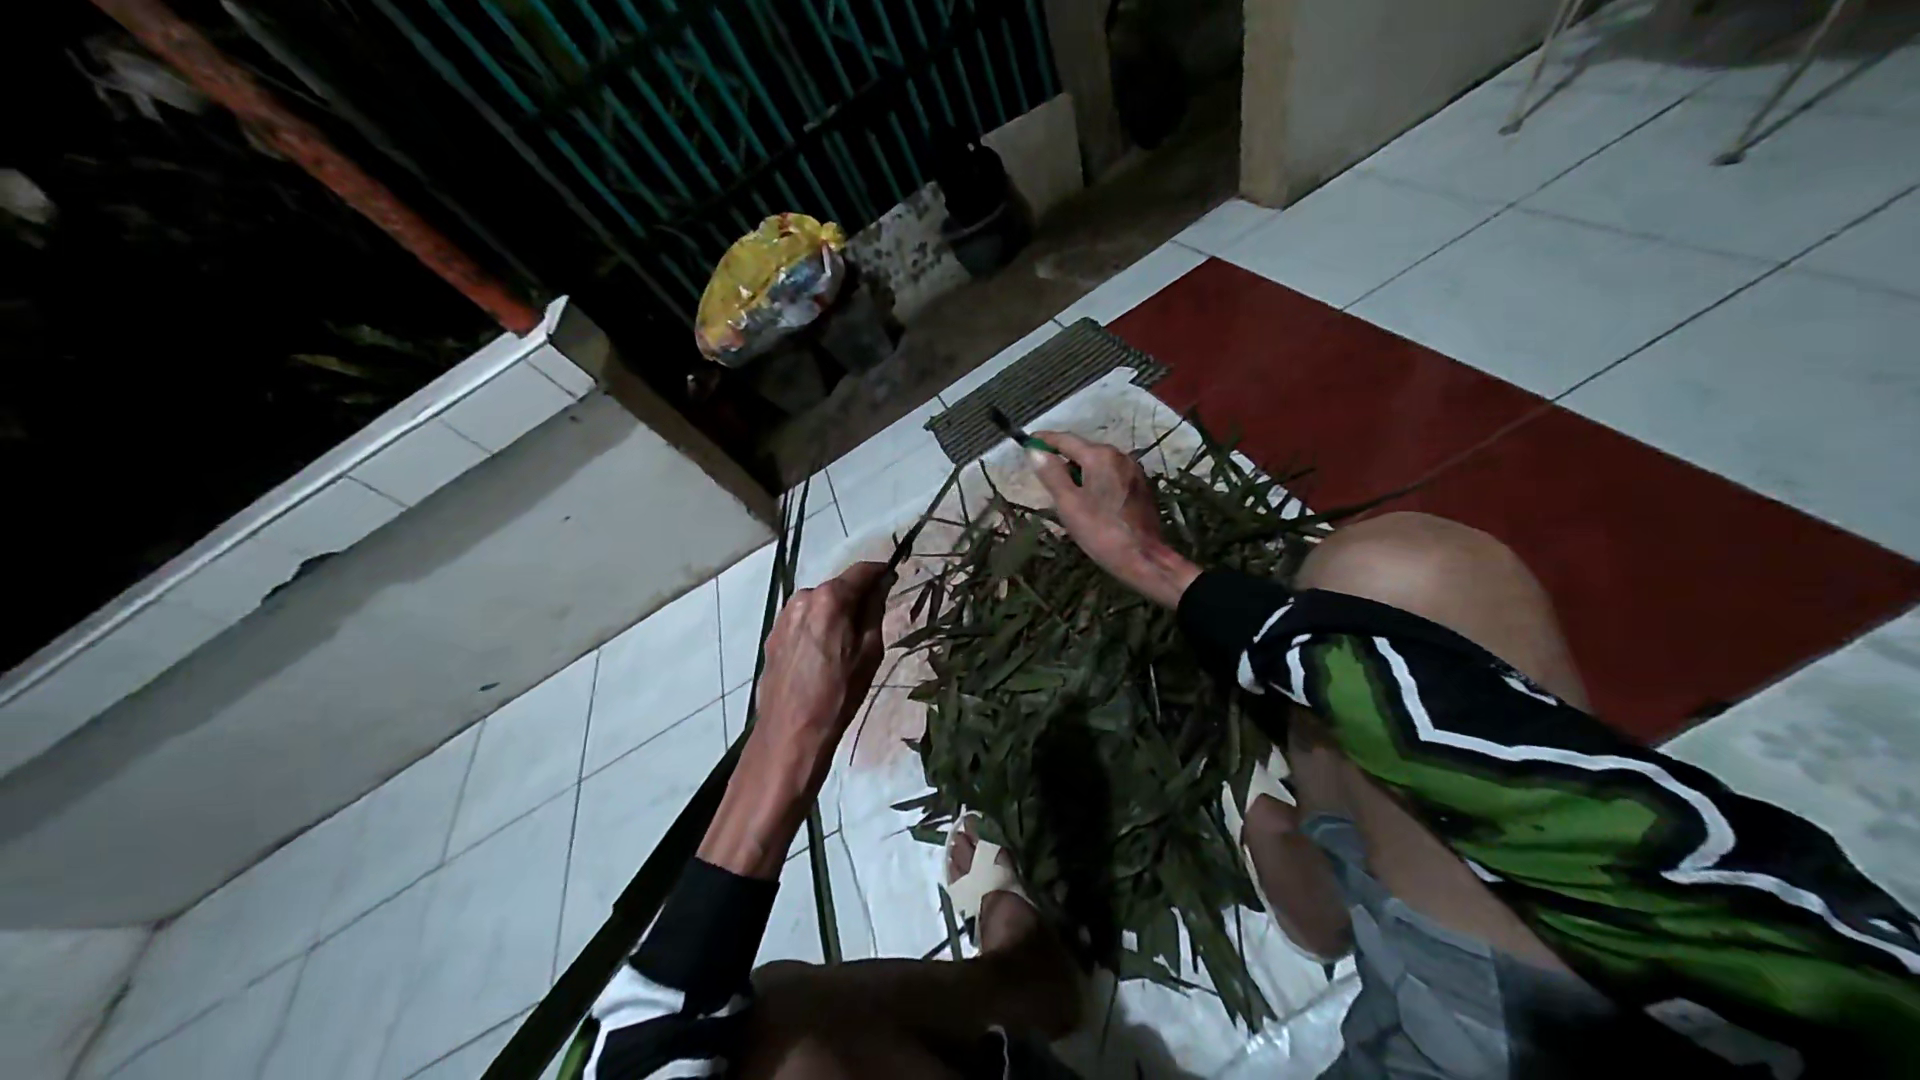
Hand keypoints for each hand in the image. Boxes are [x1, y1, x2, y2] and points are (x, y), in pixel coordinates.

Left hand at [699, 560, 888, 879]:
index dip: (881, 572)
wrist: (790, 733)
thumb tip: (881, 584)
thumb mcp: (870, 652)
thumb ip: (874, 611)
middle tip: (874, 622)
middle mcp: (802, 598)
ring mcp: (784, 617)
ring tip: (848, 644)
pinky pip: (804, 621)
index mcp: (829, 598)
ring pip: (820, 604)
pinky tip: (825, 655)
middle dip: (857, 597)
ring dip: (837, 614)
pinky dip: (819, 628)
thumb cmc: (839, 694)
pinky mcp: (773, 636)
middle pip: (839, 587)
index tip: (895, 579)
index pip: (861, 571)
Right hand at [1030, 431, 1200, 609]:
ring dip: (1080, 470)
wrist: (1143, 557)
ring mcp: (1134, 470)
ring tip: (1065, 489)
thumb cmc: (1101, 531)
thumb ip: (1051, 474)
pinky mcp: (1141, 485)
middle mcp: (1120, 455)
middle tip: (1044, 473)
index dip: (1045, 439)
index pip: (1066, 439)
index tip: (1028, 441)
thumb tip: (1034, 450)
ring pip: (1099, 463)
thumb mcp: (1068, 503)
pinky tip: (1089, 498)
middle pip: (1084, 450)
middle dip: (1063, 458)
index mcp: (1100, 456)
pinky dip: (1096, 479)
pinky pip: (1112, 474)